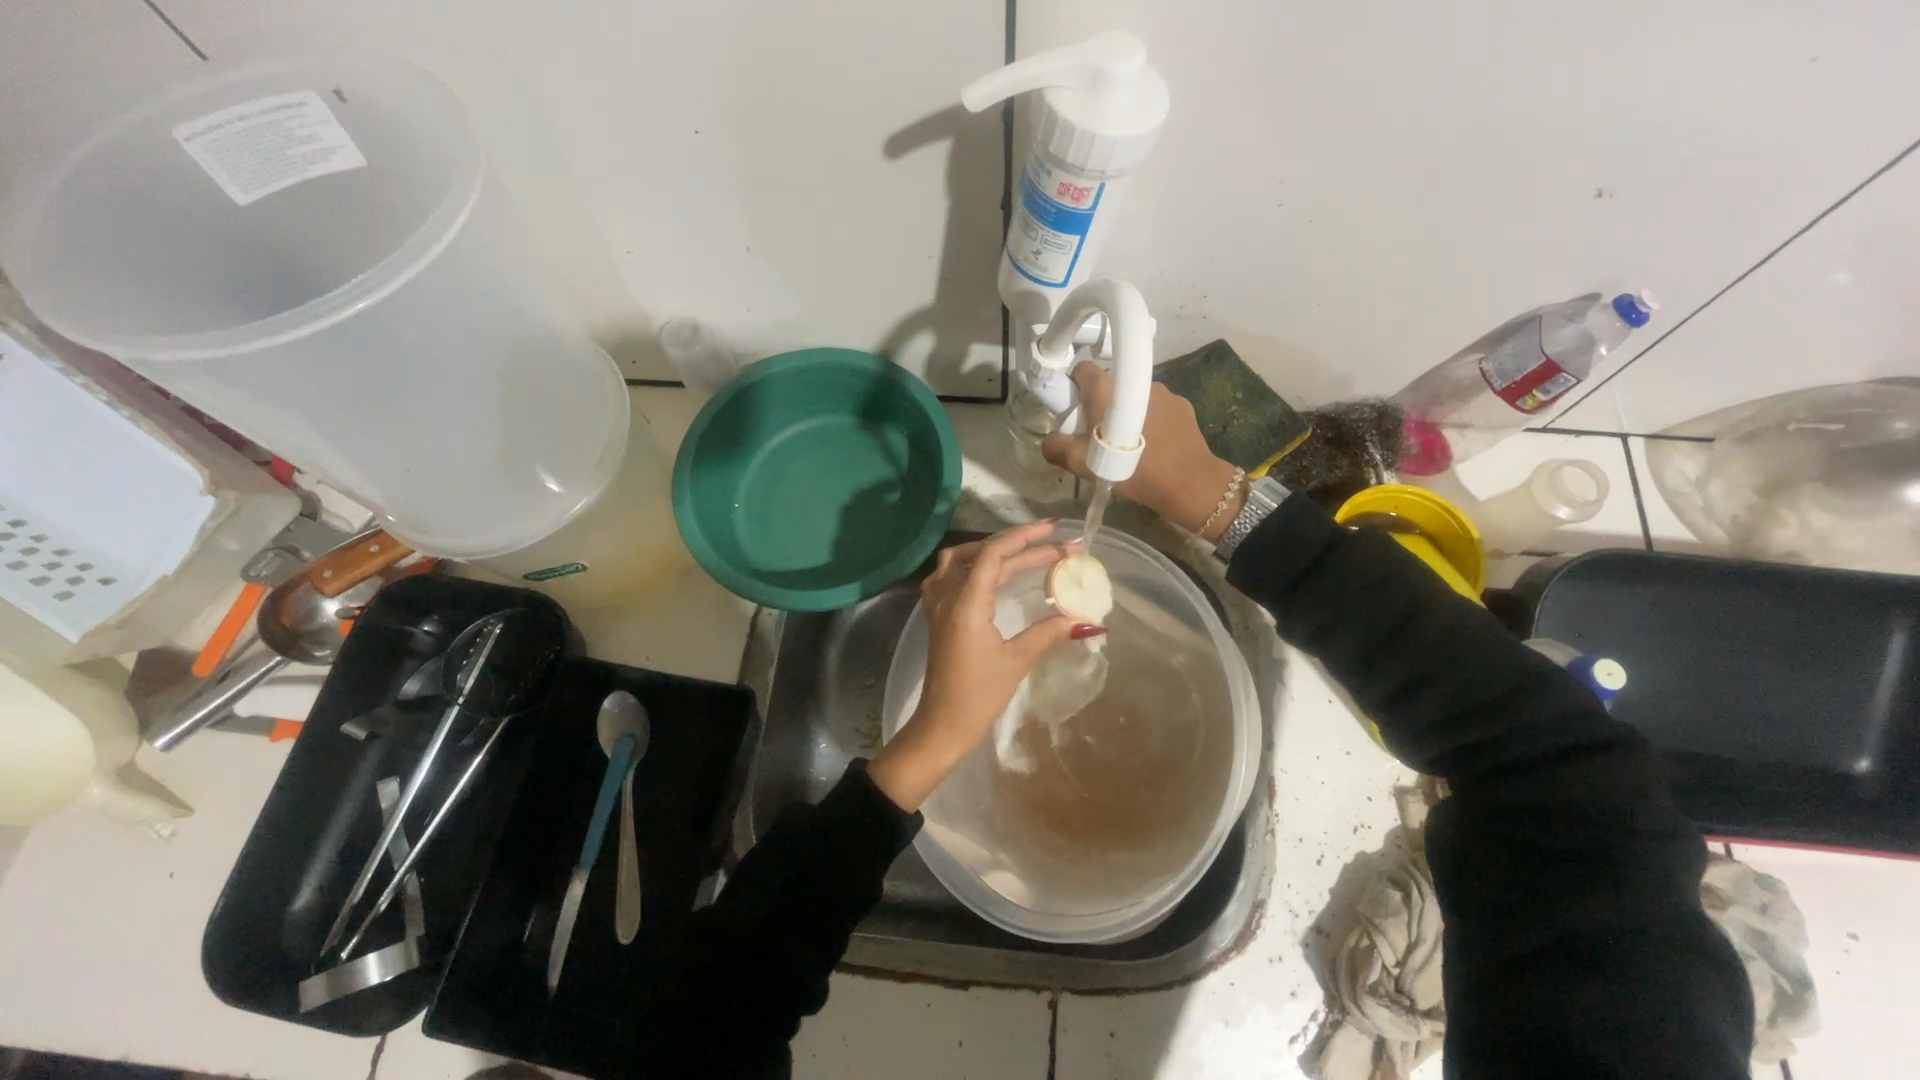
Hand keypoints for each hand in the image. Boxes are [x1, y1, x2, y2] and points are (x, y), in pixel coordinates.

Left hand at [867, 521, 1096, 810]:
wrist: (941, 724)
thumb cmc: (979, 695)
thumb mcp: (1017, 661)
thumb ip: (1048, 633)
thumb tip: (1087, 620)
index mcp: (966, 603)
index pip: (993, 553)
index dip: (1025, 537)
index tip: (1055, 531)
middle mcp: (947, 596)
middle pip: (983, 555)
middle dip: (1022, 547)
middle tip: (1060, 549)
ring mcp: (937, 604)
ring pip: (961, 560)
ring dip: (993, 551)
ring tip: (1025, 552)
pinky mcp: (936, 615)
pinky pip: (950, 575)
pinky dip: (972, 565)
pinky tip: (990, 573)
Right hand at [1040, 361, 1246, 539]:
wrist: (1185, 482)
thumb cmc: (1128, 468)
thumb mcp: (1079, 463)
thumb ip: (1055, 447)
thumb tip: (1050, 441)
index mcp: (1106, 387)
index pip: (1082, 370)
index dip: (1075, 387)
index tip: (1075, 411)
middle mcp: (1135, 380)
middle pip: (1110, 384)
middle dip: (1102, 403)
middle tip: (1099, 432)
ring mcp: (1163, 391)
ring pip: (1135, 397)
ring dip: (1128, 412)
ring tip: (1130, 442)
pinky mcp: (1182, 405)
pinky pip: (1158, 408)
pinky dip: (1152, 421)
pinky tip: (1154, 445)